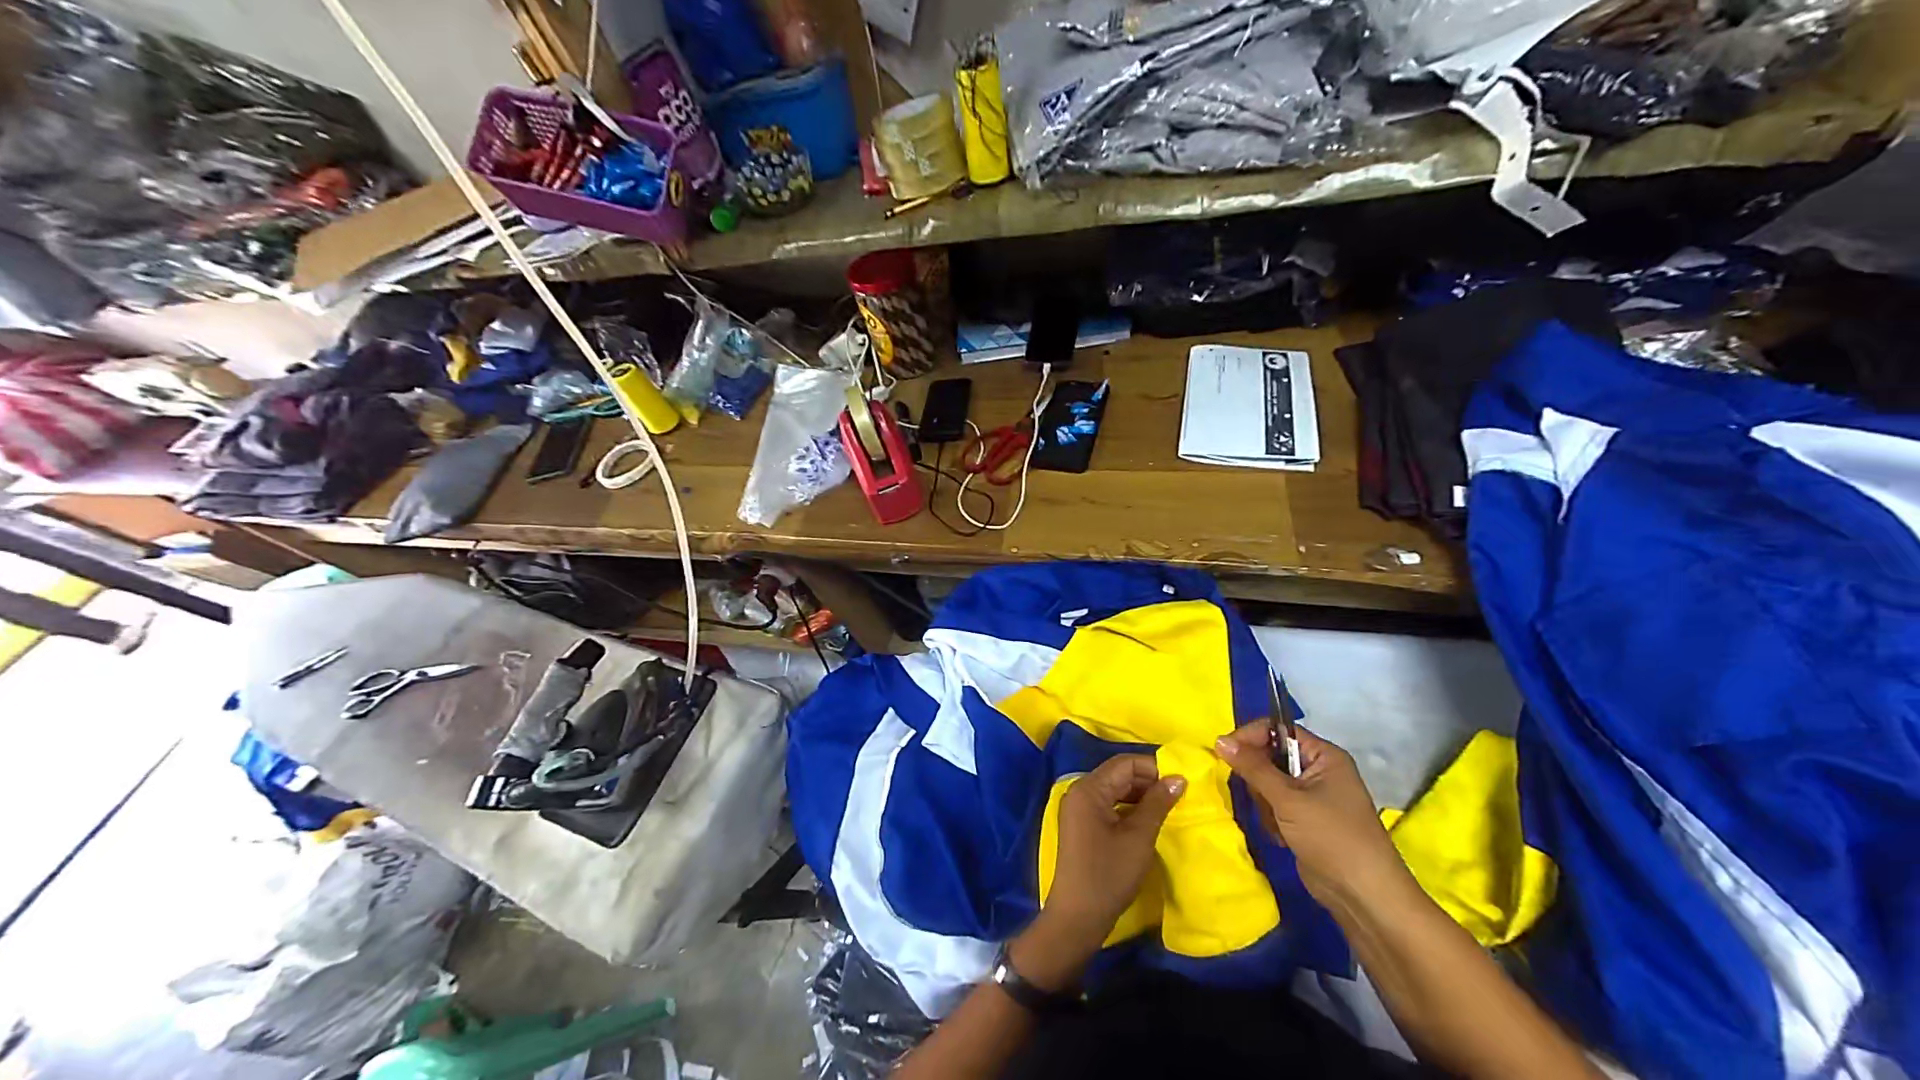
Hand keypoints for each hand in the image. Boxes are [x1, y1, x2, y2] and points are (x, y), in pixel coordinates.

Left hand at [1023, 754, 1184, 981]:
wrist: (1079, 915)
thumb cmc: (1109, 873)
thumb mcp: (1139, 837)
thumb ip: (1158, 804)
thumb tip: (1178, 778)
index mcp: (1089, 789)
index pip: (1124, 763)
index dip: (1153, 768)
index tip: (1181, 780)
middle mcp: (1080, 791)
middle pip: (1118, 773)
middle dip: (1148, 780)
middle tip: (1178, 794)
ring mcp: (1079, 808)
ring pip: (1114, 788)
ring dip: (1140, 794)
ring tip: (1168, 805)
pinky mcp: (1082, 823)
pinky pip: (1108, 803)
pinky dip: (1129, 806)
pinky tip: (1148, 818)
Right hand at [1214, 723, 1413, 914]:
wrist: (1363, 895)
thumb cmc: (1331, 837)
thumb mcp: (1288, 799)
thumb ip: (1253, 768)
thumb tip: (1219, 740)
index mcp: (1324, 756)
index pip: (1279, 730)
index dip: (1250, 737)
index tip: (1224, 752)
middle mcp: (1319, 771)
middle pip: (1271, 756)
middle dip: (1259, 778)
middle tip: (1262, 798)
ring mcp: (1312, 797)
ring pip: (1268, 783)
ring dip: (1265, 803)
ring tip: (1277, 824)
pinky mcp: (1305, 820)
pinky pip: (1275, 805)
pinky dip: (1272, 819)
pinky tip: (1281, 837)